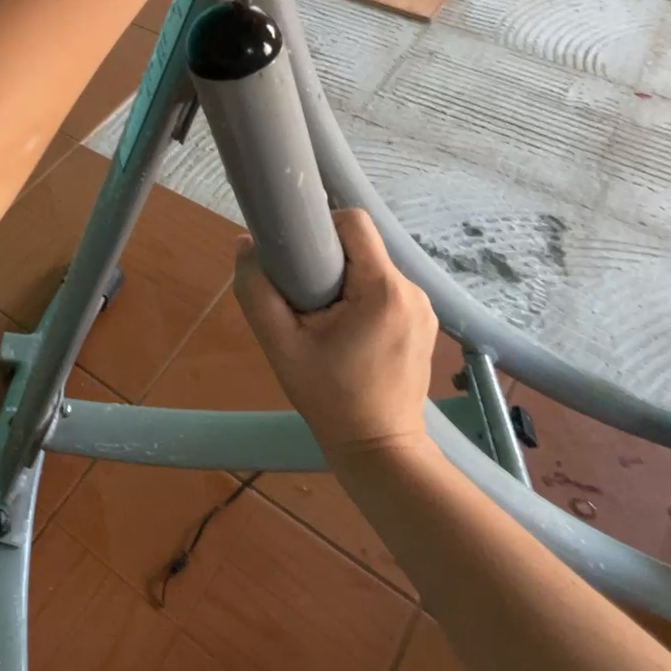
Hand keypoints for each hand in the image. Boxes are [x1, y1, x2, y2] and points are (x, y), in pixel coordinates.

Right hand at [234, 209, 438, 458]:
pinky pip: (385, 289)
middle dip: (327, 262)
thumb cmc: (328, 397)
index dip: (320, 228)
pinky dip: (361, 298)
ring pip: (372, 267)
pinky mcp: (424, 322)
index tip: (297, 259)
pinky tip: (345, 333)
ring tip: (322, 321)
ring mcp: (423, 307)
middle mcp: (411, 289)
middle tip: (303, 299)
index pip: (353, 222)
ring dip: (343, 282)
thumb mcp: (279, 344)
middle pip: (361, 246)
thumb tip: (246, 243)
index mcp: (382, 288)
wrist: (379, 448)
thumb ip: (256, 290)